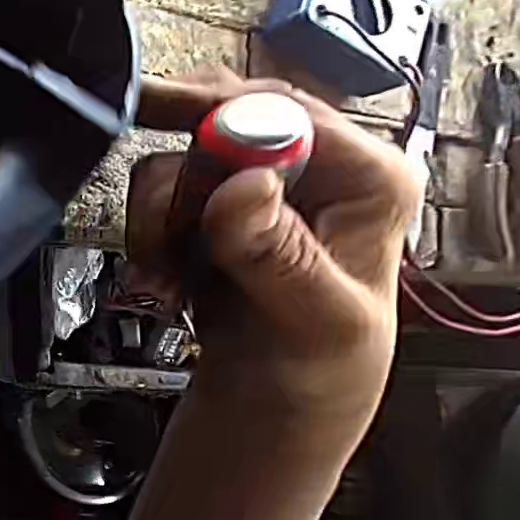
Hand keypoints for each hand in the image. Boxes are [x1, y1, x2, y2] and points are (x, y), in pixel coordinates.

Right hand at [110, 70, 420, 519]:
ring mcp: (256, 187)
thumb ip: (281, 256)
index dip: (222, 114)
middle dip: (184, 174)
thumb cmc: (315, 375)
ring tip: (170, 273)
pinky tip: (167, 274)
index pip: (293, 116)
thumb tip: (244, 186)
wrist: (265, 407)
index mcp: (369, 178)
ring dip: (160, 214)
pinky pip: (160, 190)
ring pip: (180, 156)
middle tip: (160, 226)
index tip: (153, 113)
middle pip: (226, 120)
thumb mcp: (317, 326)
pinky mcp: (212, 209)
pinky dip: (150, 230)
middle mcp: (313, 168)